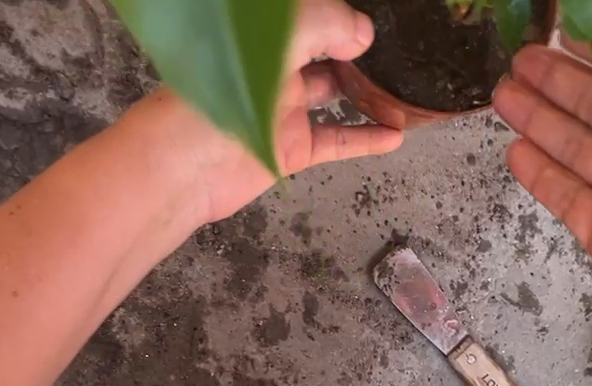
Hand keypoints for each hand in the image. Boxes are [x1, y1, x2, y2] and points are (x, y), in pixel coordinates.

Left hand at [161, 0, 405, 222]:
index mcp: (263, 32)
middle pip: (325, 50)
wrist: (189, 165)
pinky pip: (337, 139)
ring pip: (334, 94)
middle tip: (394, 51)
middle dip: (355, 48)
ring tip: (402, 88)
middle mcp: (275, 65)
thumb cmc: (222, 93)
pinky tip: (395, 134)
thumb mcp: (277, 41)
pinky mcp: (292, 149)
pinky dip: (366, 138)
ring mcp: (284, 109)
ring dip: (367, 92)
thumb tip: (364, 34)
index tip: (373, 23)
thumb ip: (324, 25)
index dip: (338, 14)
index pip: (308, 13)